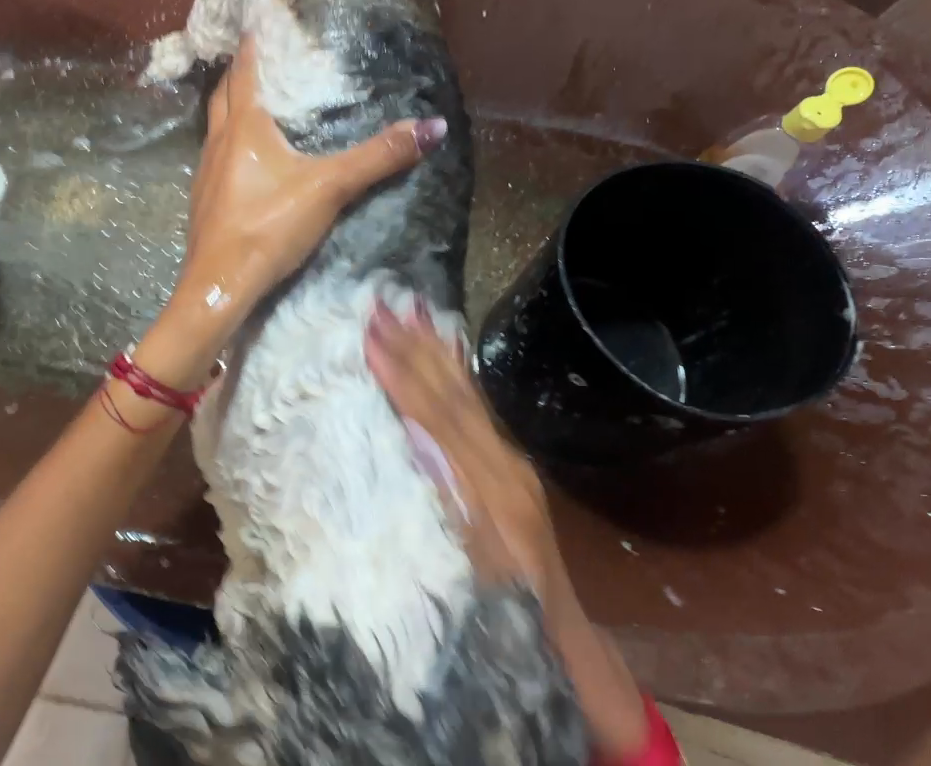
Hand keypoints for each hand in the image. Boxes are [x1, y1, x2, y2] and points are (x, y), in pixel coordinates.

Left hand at [167, 37, 445, 338]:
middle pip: (223, 94)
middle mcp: (217, 142)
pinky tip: (250, 161)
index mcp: (243, 127)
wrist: (219, 284)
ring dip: (233, 109)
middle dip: (240, 72)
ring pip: (216, 127)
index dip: (252, 43)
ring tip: (260, 102)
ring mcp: (204, 173)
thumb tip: (433, 126)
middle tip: (263, 58)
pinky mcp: (204, 201)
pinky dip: (232, 145)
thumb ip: (379, 158)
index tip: (262, 20)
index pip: (244, 70)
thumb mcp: (330, 188)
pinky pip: (217, 158)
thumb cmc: (268, 227)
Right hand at [363, 299, 560, 597]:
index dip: (404, 380)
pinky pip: (478, 404)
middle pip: (452, 396)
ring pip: (467, 393)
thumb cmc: (503, 608)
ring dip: (433, 350)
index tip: (372, 343)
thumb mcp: (468, 570)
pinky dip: (457, 370)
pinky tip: (444, 345)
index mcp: (490, 488)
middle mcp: (503, 462)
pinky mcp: (508, 459)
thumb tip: (407, 449)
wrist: (558, 623)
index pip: (439, 421)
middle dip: (414, 350)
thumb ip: (443, 510)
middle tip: (382, 308)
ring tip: (408, 311)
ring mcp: (509, 457)